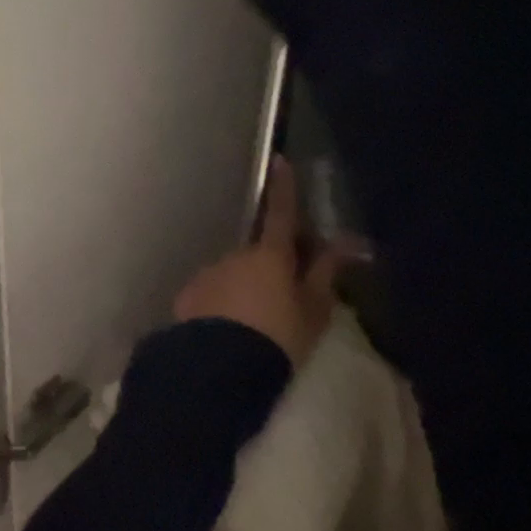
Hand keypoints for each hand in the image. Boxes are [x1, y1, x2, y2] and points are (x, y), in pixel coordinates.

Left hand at [173, 159, 368, 364]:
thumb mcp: (313, 312)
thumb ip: (326, 275)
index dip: (284, 188)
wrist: (218, 370)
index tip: (279, 161)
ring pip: (232, 274)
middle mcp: (234, 257)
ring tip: (255, 324)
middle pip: (258, 252)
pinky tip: (227, 332)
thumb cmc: (276, 339)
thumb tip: (345, 245)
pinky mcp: (186, 299)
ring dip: (244, 288)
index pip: (281, 213)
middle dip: (271, 264)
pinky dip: (221, 305)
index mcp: (270, 255)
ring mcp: (207, 276)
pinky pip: (211, 295)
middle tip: (288, 294)